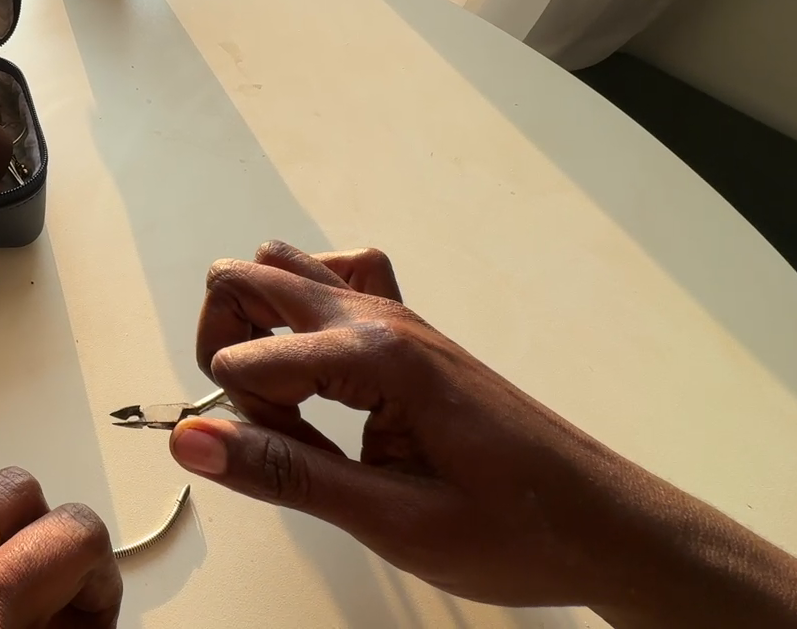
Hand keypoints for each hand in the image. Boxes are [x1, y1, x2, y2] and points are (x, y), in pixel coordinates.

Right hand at [177, 241, 796, 627]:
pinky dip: (303, 298)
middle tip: (271, 416)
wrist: (611, 528)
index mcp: (368, 355)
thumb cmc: (509, 532)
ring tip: (291, 388)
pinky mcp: (399, 318)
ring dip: (254, 319)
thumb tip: (184, 441)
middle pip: (239, 279)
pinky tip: (321, 351)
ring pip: (275, 263)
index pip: (241, 360)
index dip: (252, 422)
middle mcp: (368, 312)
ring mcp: (385, 307)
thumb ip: (282, 474)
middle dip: (224, 345)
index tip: (307, 465)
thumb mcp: (391, 522)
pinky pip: (332, 268)